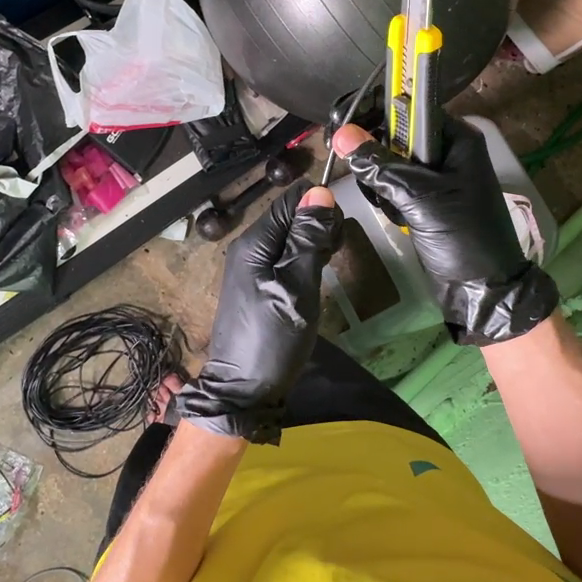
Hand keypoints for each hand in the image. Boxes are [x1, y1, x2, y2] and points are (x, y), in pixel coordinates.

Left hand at [176, 183, 342, 442]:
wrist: (244, 389)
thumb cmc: (274, 336)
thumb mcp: (297, 285)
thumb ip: (308, 239)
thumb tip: (320, 192)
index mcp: (254, 242)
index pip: (290, 200)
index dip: (319, 207)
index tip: (338, 233)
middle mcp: (248, 248)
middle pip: (290, 217)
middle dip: (318, 226)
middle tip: (334, 255)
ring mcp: (251, 268)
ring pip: (290, 238)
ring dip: (313, 245)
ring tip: (326, 268)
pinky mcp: (257, 286)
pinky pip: (284, 259)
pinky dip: (304, 262)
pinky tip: (314, 280)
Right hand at [334, 119, 557, 345]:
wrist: (482, 289)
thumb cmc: (461, 235)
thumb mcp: (418, 196)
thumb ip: (380, 165)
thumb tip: (342, 134)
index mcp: (458, 139)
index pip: (412, 110)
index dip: (380, 116)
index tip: (348, 129)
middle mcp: (450, 152)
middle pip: (399, 136)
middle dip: (379, 155)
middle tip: (366, 173)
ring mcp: (440, 179)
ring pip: (394, 163)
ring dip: (382, 181)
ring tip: (386, 201)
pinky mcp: (428, 201)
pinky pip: (398, 187)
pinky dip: (389, 198)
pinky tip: (394, 215)